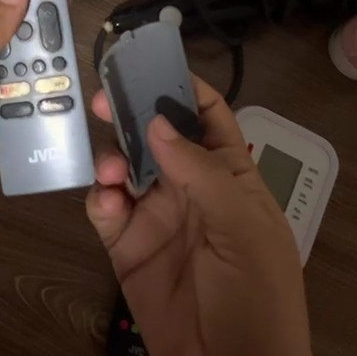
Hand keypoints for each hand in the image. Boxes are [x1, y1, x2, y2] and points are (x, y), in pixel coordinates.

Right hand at [87, 75, 314, 355]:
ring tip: (110, 167)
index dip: (182, 86)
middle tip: (103, 96)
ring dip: (111, 153)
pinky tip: (106, 200)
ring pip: (125, 162)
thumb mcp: (243, 228)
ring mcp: (156, 213)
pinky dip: (99, 196)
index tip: (152, 61)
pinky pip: (105, 207)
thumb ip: (202, 172)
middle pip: (155, 131)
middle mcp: (188, 184)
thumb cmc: (257, 294)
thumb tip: (157, 123)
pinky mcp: (127, 244)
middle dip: (131, 109)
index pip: (206, 115)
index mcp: (228, 172)